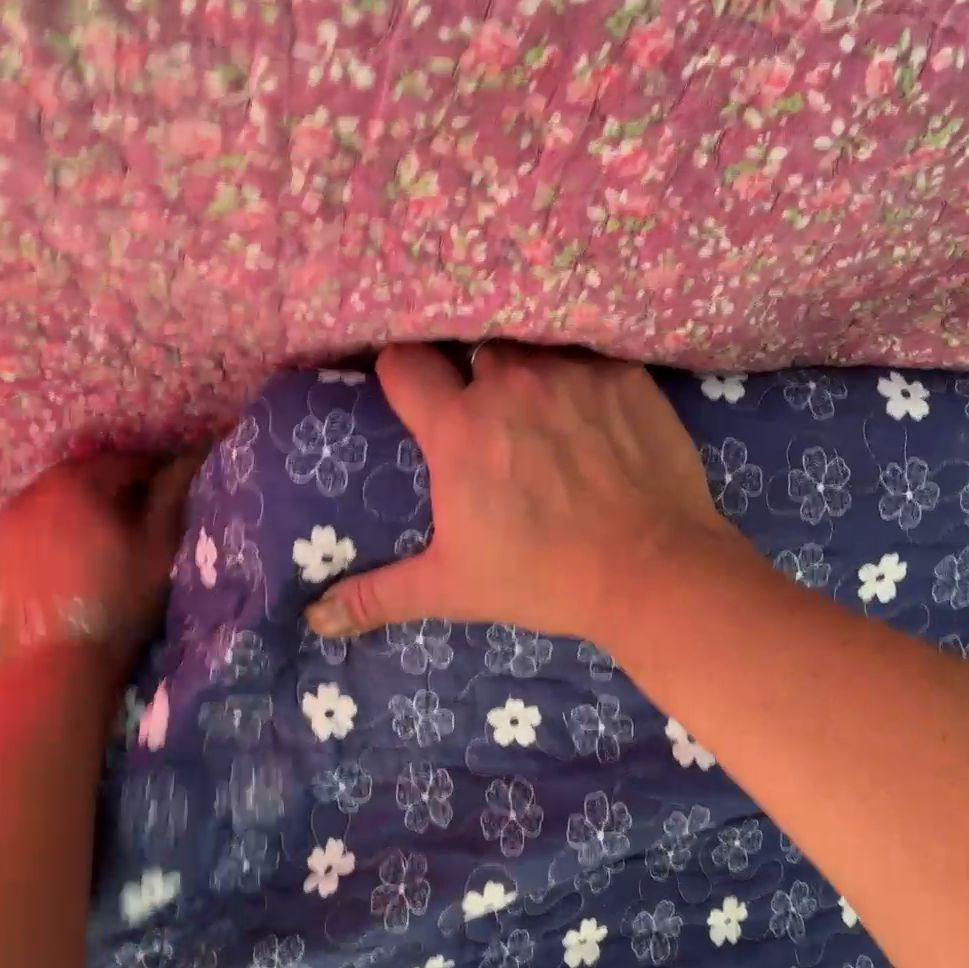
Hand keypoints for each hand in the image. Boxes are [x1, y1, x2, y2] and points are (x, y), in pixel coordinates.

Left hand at [0, 450, 201, 679]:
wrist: (54, 666)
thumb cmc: (118, 600)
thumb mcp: (158, 545)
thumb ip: (172, 495)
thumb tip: (193, 456)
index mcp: (76, 483)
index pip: (126, 460)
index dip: (156, 472)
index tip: (174, 493)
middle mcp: (33, 492)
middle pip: (86, 474)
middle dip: (117, 484)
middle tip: (145, 513)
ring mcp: (7, 522)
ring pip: (56, 497)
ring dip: (86, 504)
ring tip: (112, 534)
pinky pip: (34, 522)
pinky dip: (58, 526)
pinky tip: (78, 554)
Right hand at [307, 344, 749, 640]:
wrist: (651, 569)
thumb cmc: (545, 576)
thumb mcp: (454, 587)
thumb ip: (379, 594)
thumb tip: (317, 619)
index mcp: (459, 427)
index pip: (403, 363)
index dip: (406, 377)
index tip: (418, 397)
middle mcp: (509, 384)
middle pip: (475, 350)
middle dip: (478, 378)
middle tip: (496, 418)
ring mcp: (570, 372)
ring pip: (534, 348)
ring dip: (532, 373)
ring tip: (549, 412)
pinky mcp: (622, 373)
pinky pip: (590, 355)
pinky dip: (587, 377)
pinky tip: (600, 413)